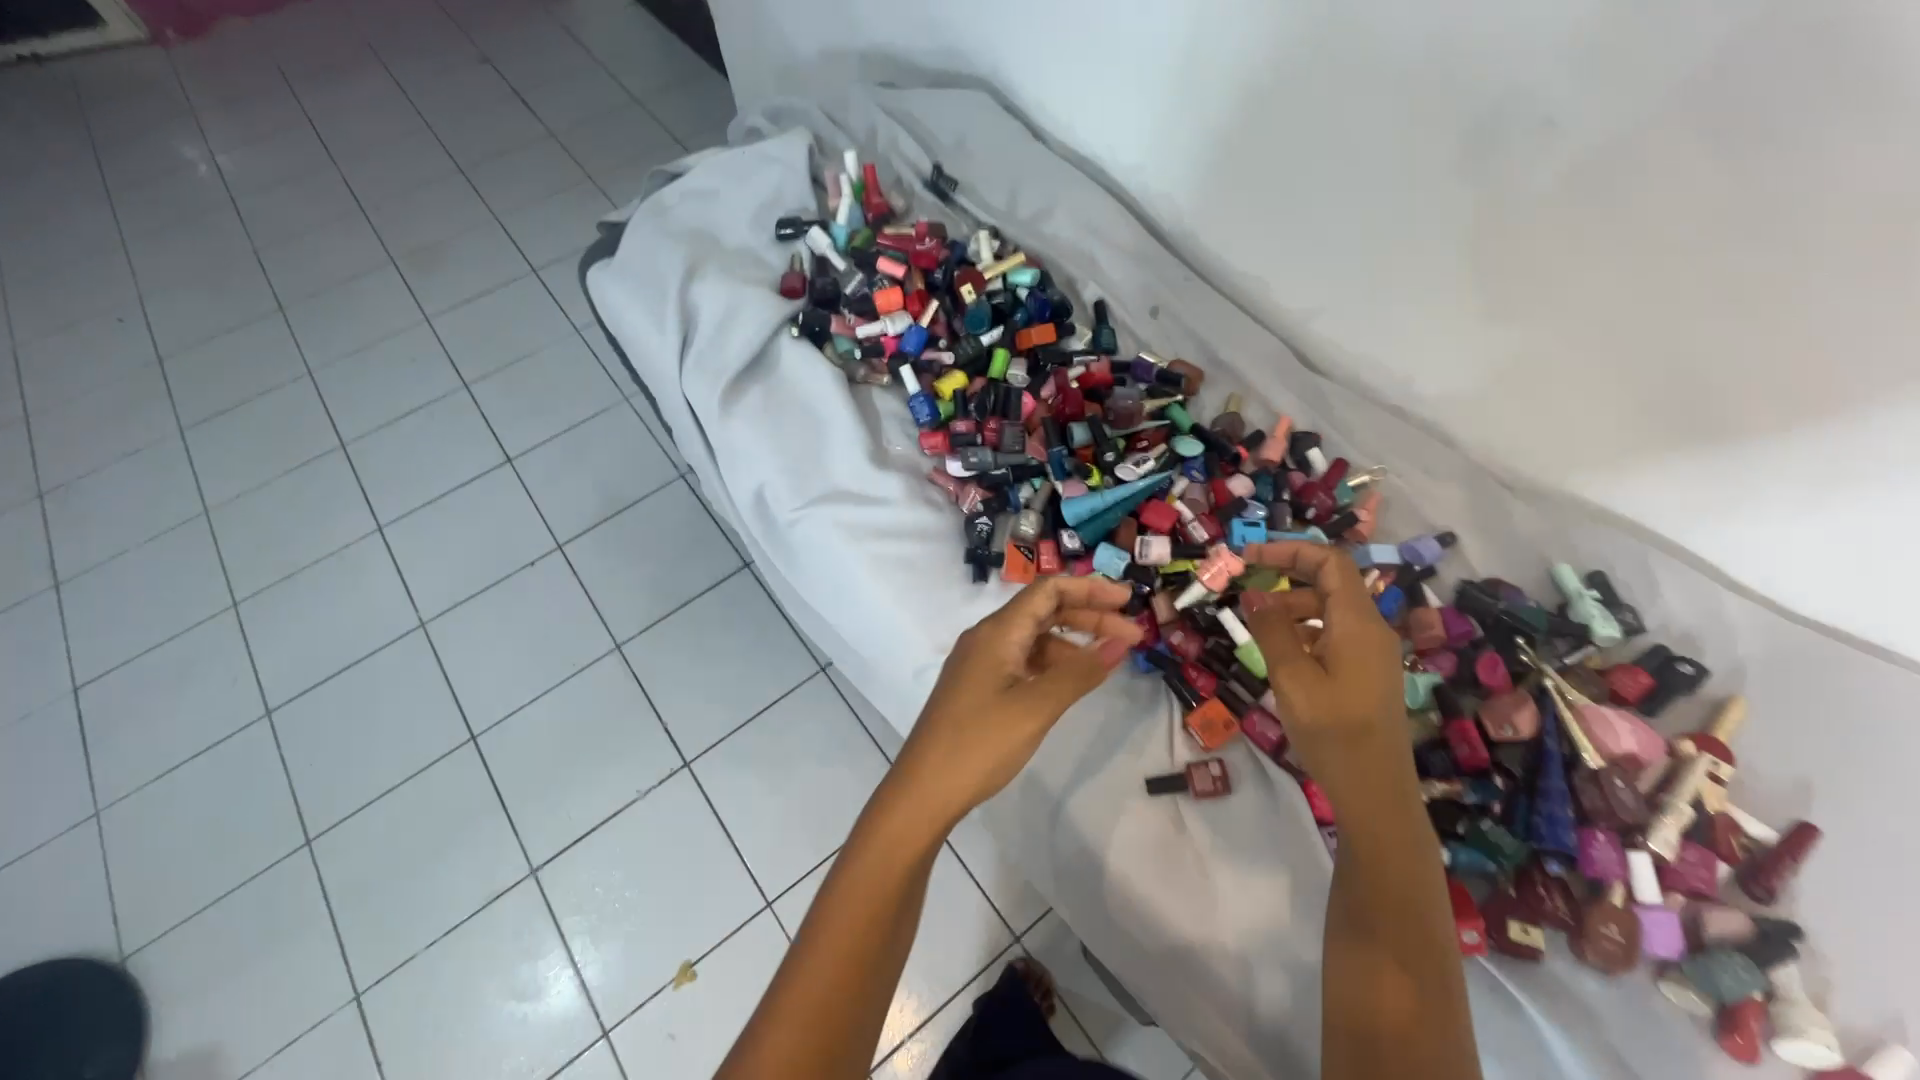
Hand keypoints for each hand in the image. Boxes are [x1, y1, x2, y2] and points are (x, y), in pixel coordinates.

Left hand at [894, 577, 1144, 821]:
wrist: (924, 789)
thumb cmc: (980, 743)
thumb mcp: (1037, 707)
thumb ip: (1080, 672)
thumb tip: (1120, 642)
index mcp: (997, 632)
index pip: (1048, 590)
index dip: (1089, 589)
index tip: (1129, 601)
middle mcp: (987, 638)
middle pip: (1043, 611)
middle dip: (1088, 617)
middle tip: (1131, 637)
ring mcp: (980, 663)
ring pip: (1034, 638)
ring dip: (1072, 643)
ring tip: (1108, 661)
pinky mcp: (979, 687)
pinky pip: (1022, 661)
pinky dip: (1052, 664)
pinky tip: (1072, 682)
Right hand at [1239, 542, 1408, 801]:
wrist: (1376, 791)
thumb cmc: (1333, 731)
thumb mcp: (1292, 678)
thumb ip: (1271, 631)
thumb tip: (1253, 595)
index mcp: (1358, 622)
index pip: (1329, 562)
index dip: (1289, 551)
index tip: (1247, 558)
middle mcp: (1371, 629)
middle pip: (1330, 583)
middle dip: (1285, 579)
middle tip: (1243, 592)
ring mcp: (1372, 653)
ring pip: (1331, 611)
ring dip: (1292, 608)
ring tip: (1255, 627)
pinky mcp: (1368, 674)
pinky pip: (1335, 635)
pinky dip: (1305, 632)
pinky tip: (1280, 655)